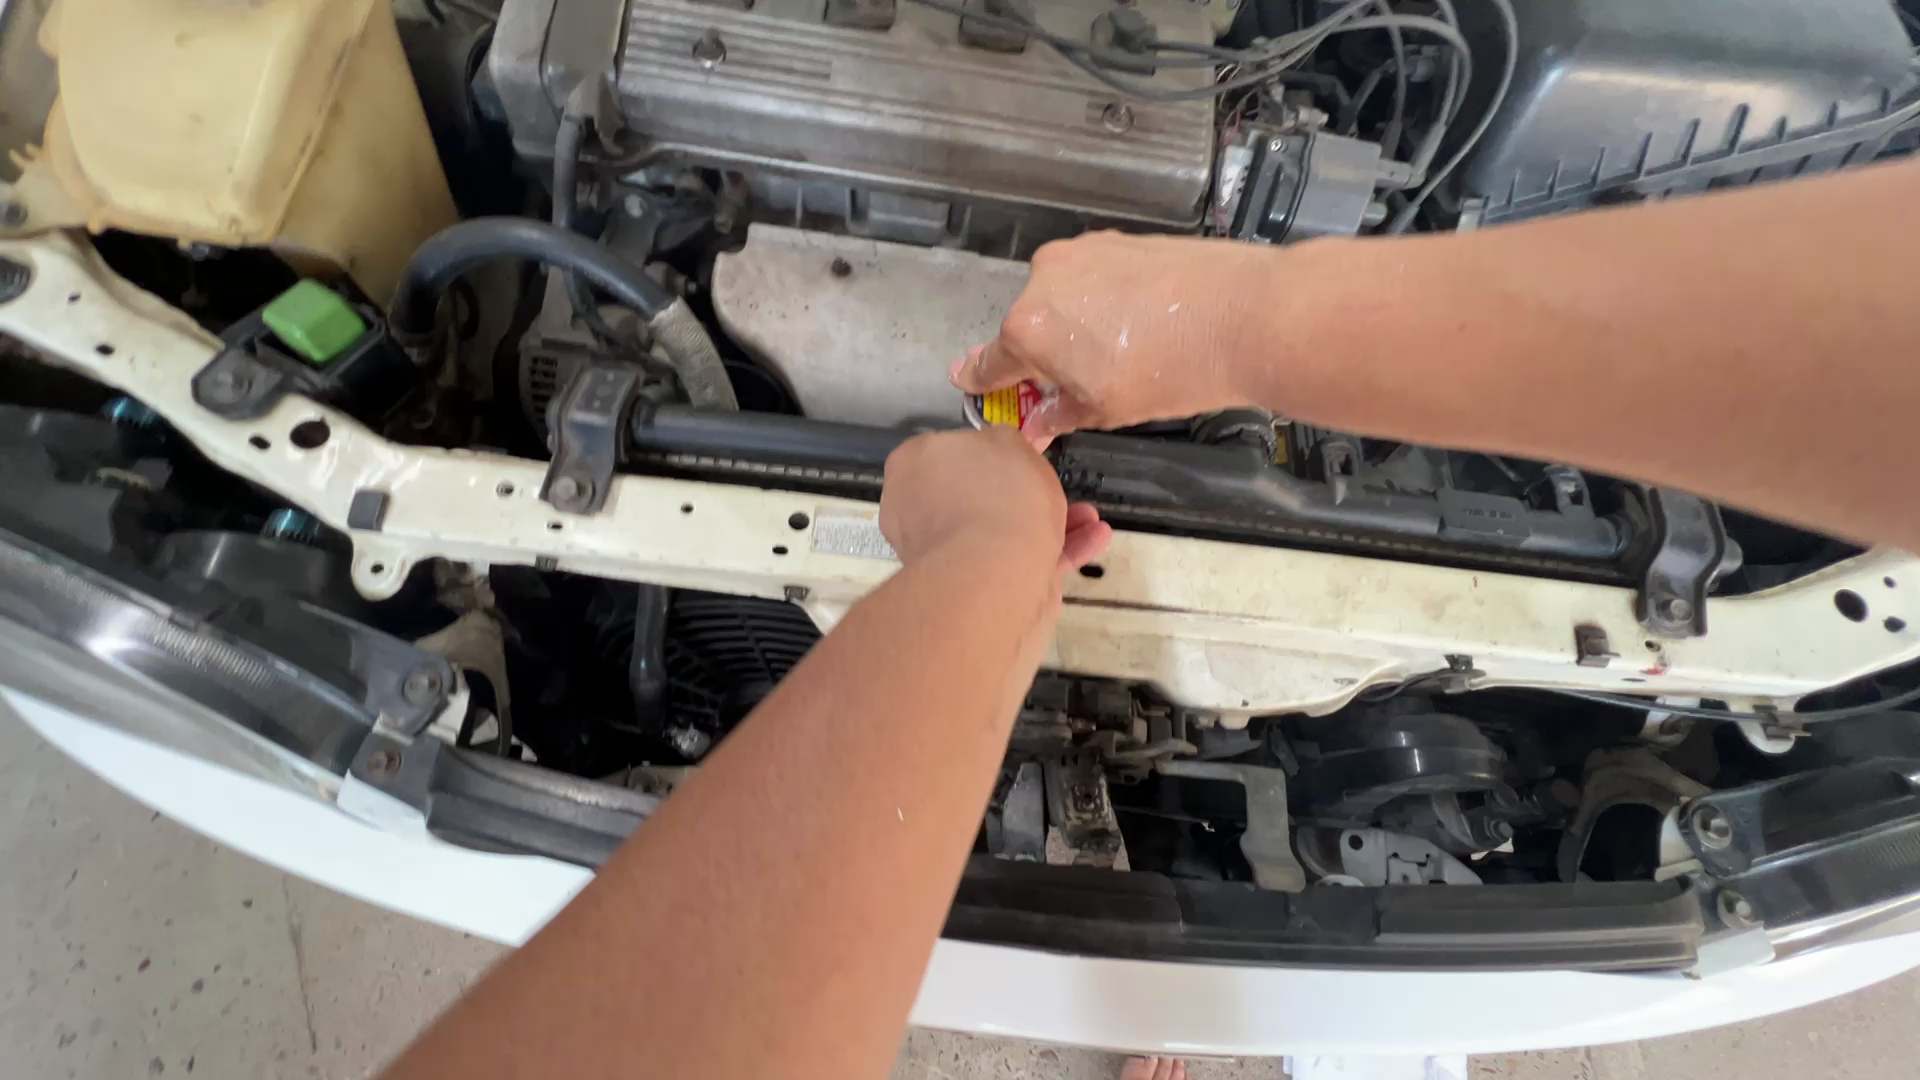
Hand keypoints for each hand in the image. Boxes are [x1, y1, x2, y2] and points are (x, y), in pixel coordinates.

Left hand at [880, 428, 1110, 573]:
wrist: (995, 576)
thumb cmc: (997, 496)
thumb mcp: (1007, 443)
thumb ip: (1004, 442)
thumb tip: (998, 447)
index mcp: (911, 469)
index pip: (946, 453)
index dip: (985, 454)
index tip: (1019, 456)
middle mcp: (918, 512)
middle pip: (976, 496)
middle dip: (1023, 492)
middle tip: (1054, 488)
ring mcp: (947, 557)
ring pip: (1003, 532)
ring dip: (1050, 522)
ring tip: (1089, 516)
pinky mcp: (980, 590)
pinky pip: (1022, 563)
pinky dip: (1060, 551)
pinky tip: (1095, 538)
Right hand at [950, 231, 1277, 438]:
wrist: (1244, 316)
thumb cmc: (1170, 372)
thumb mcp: (1103, 410)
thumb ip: (1056, 414)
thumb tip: (1035, 426)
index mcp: (1028, 329)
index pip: (989, 363)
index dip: (981, 381)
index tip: (968, 381)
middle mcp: (1043, 281)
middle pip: (1026, 329)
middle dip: (1042, 357)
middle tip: (1078, 384)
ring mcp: (1081, 254)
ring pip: (1059, 301)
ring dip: (1072, 327)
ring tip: (1120, 352)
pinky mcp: (1115, 239)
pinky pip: (1089, 279)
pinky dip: (1098, 302)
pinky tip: (1135, 323)